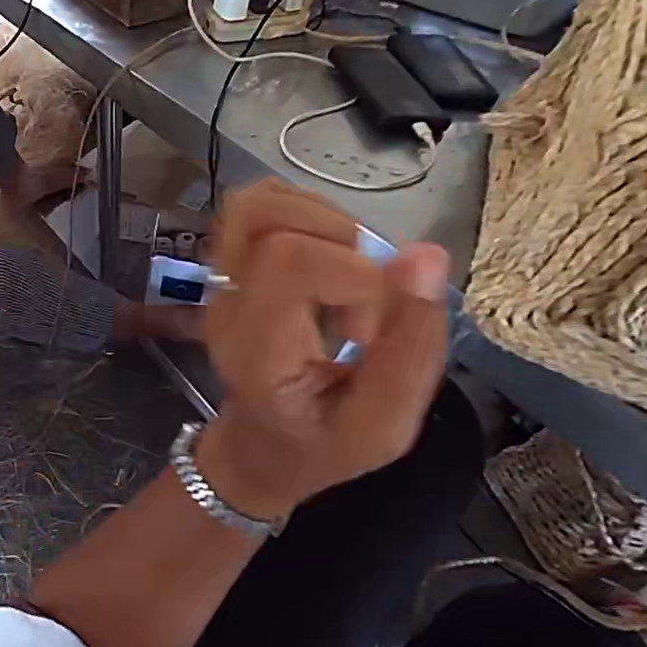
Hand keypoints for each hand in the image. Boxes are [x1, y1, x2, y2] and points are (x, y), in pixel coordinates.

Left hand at [198, 181, 450, 520]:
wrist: (265, 442)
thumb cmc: (323, 441)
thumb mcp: (384, 426)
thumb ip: (411, 348)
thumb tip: (426, 255)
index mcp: (256, 351)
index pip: (290, 261)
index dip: (353, 277)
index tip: (369, 329)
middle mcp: (226, 304)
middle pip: (269, 223)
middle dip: (341, 248)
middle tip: (360, 303)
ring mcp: (220, 280)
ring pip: (256, 203)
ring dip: (322, 222)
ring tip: (346, 273)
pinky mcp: (229, 263)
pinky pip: (257, 204)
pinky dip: (304, 212)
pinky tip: (329, 255)